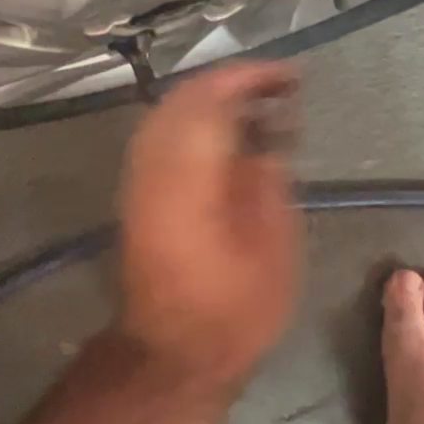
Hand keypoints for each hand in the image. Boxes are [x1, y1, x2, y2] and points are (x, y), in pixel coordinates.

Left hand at [114, 62, 302, 387]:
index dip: (249, 77)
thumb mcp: (273, 248)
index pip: (212, 98)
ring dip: (208, 97)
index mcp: (189, 173)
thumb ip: (267, 180)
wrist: (168, 349)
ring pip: (167, 112)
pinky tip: (221, 132)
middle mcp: (154, 163)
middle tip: (276, 86)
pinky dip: (190, 119)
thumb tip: (267, 134)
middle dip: (228, 82)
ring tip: (256, 104)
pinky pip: (159, 134)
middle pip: (183, 97)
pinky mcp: (135, 192)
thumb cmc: (232, 308)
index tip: (288, 74)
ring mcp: (138, 177)